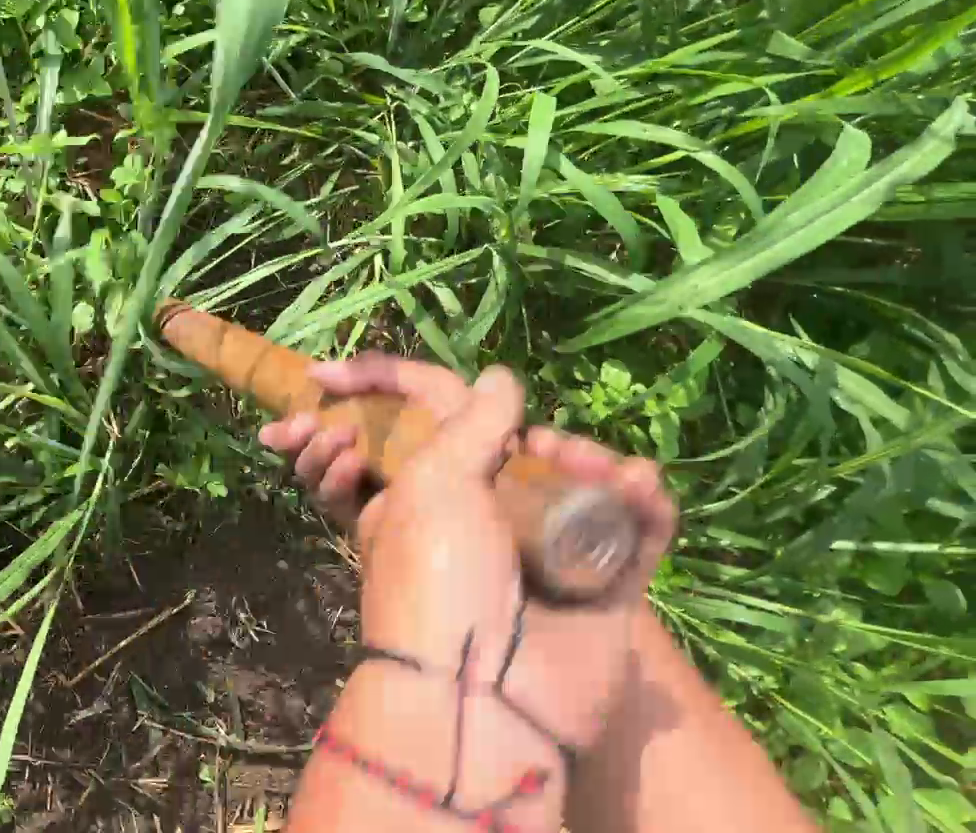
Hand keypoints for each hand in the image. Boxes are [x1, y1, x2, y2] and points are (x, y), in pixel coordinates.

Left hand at [260, 355, 676, 750]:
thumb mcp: (431, 483)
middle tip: (553, 446)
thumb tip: (499, 376)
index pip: (455, 445)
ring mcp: (541, 563)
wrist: (480, 692)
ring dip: (599, 470)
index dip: (477, 419)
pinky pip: (632, 543)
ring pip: (584, 497)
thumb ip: (469, 425)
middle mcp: (482, 529)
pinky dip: (644, 511)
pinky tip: (643, 486)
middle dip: (551, 446)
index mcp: (425, 503)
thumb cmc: (436, 572)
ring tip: (601, 467)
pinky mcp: (599, 597)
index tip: (498, 399)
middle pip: (529, 466)